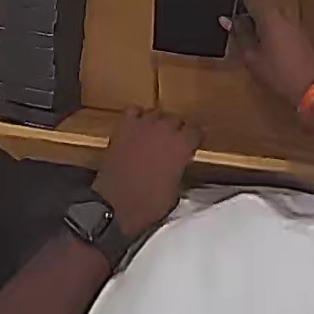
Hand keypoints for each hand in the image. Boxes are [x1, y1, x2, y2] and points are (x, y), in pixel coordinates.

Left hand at [93, 108, 199, 236]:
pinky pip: (134, 111)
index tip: (193, 142)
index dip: (195, 137)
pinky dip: (138, 116)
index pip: (196, 130)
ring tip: (156, 134)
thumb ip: (180, 168)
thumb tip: (179, 162)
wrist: (118, 201)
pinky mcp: (124, 124)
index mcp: (182, 145)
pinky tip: (138, 126)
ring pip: (156, 112)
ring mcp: (143, 123)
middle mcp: (165, 128)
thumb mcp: (175, 189)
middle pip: (176, 119)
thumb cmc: (150, 202)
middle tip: (174, 141)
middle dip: (177, 129)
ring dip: (159, 122)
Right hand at [220, 0, 313, 111]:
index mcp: (269, 15)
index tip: (227, 17)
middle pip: (260, 10)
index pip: (248, 0)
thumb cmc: (279, 73)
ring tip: (251, 46)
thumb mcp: (252, 56)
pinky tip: (268, 52)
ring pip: (272, 20)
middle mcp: (284, 15)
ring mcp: (296, 25)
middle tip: (237, 35)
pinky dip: (272, 36)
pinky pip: (282, 29)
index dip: (235, 7)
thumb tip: (226, 19)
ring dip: (261, 29)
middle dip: (248, 19)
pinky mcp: (303, 37)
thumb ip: (239, 34)